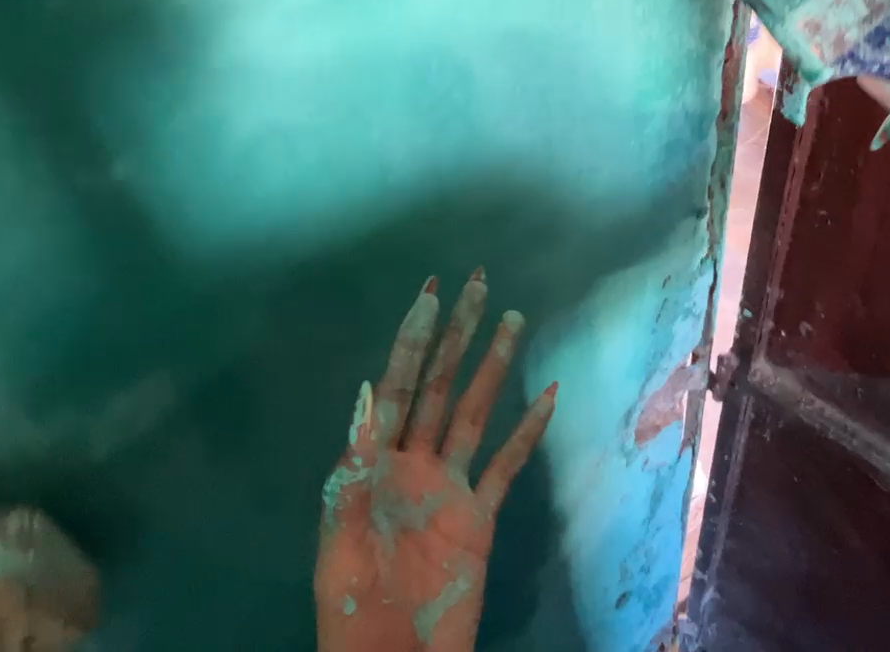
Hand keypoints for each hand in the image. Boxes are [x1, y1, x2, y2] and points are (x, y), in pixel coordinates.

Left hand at [316, 270, 556, 651]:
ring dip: (494, 367)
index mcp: (376, 462)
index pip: (398, 383)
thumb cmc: (354, 606)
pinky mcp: (478, 515)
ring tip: (513, 320)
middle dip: (458, 333)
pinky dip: (528, 431)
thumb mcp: (343, 536)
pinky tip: (547, 397)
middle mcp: (415, 460)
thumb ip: (357, 465)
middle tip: (478, 283)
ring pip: (475, 411)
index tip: (431, 292)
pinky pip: (507, 464)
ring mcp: (450, 485)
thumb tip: (369, 390)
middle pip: (440, 383)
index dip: (413, 337)